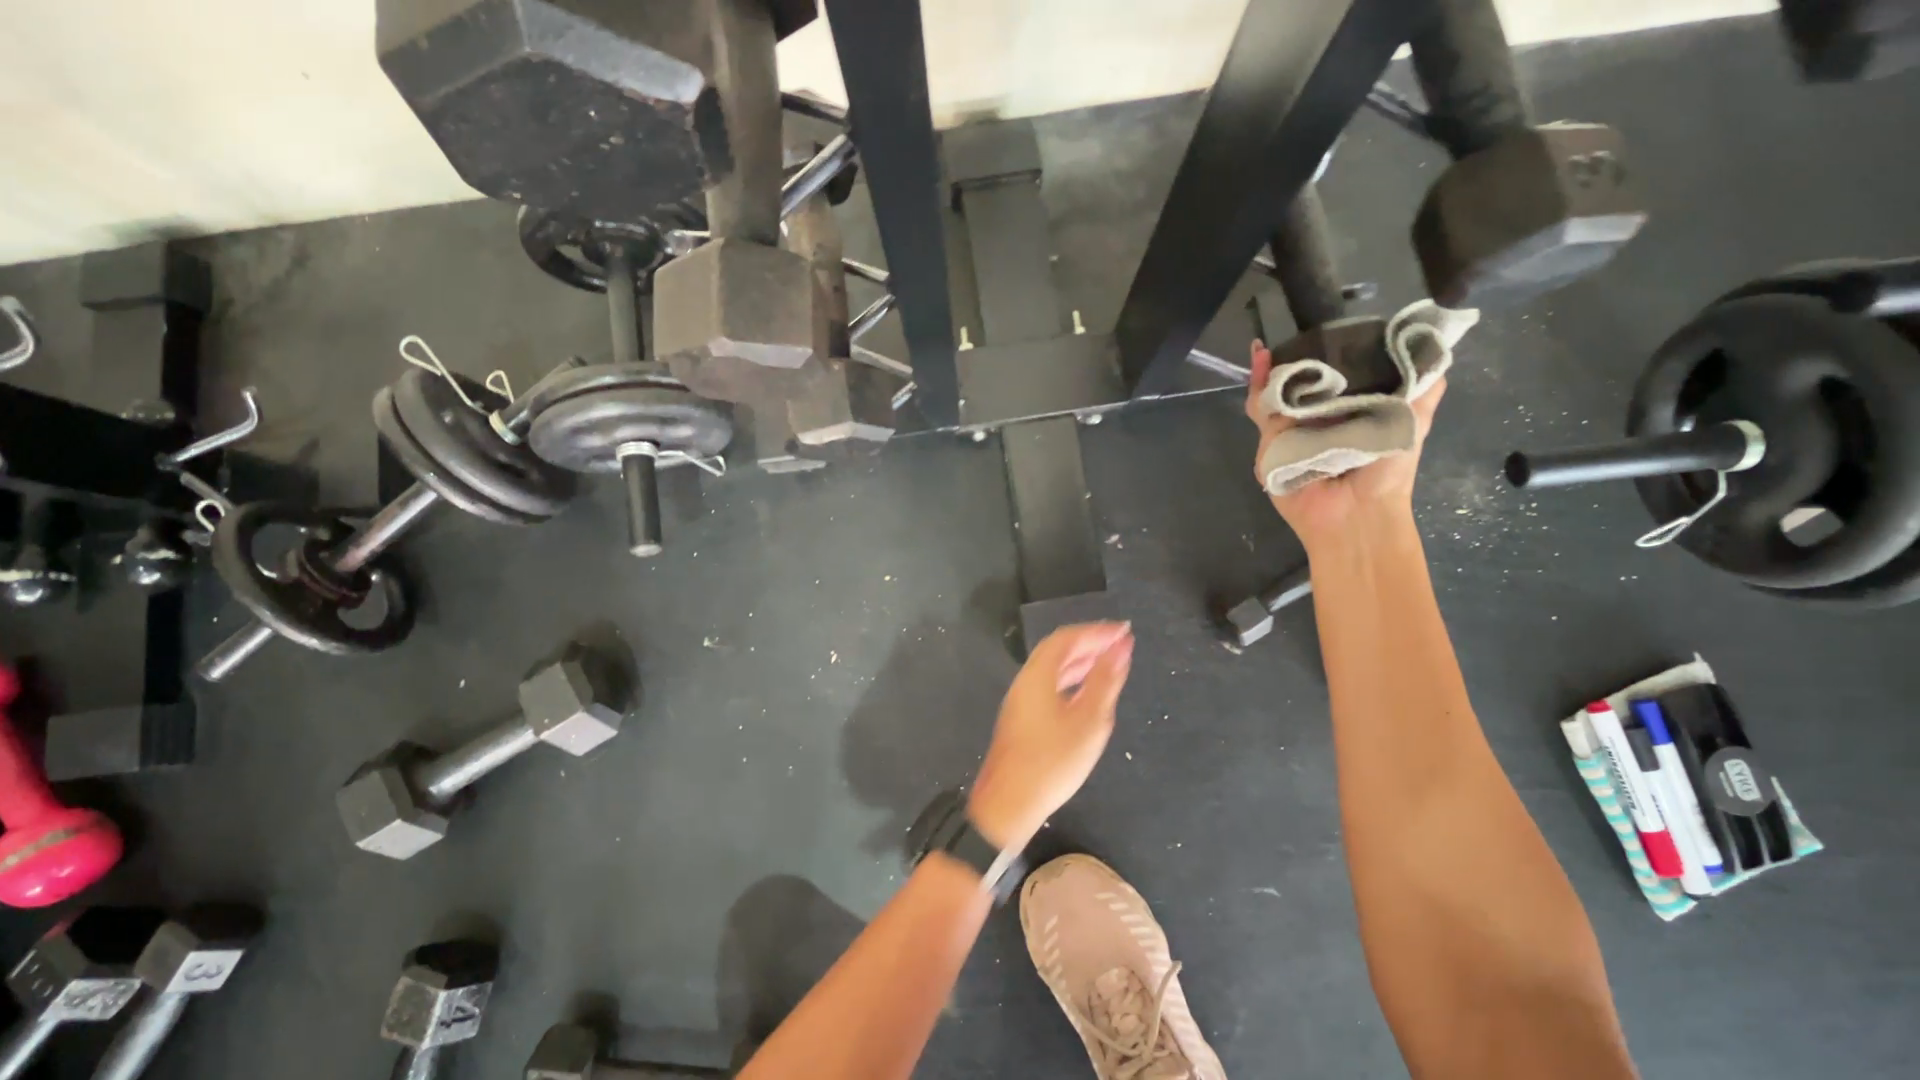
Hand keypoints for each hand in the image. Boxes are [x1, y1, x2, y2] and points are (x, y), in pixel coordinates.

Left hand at [968, 622, 1134, 850]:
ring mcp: (1020, 702)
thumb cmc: (1052, 762)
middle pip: (1056, 651)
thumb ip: (1105, 681)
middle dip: (1088, 643)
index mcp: (1037, 676)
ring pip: (1050, 669)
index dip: (1096, 632)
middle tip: (1118, 644)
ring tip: (1108, 662)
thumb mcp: (1089, 721)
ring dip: (1079, 661)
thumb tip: (1120, 647)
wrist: (1008, 804)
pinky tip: (1085, 693)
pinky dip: (1070, 680)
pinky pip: (1047, 686)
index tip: (1124, 632)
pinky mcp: (1021, 720)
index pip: (1067, 639)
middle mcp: (1024, 682)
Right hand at [1244, 339, 1444, 553]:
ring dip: (1270, 367)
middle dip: (1289, 356)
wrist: (1358, 514)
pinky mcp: (1268, 445)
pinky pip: (1262, 412)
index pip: (1331, 377)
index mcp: (1347, 413)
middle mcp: (1315, 421)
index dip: (1324, 351)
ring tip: (1269, 342)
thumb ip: (1423, 388)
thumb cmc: (1388, 470)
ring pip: (1274, 393)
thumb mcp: (1414, 421)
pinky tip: (1261, 360)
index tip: (1324, 325)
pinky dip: (1259, 386)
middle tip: (1290, 328)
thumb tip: (1435, 347)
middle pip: (1296, 382)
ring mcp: (1288, 433)